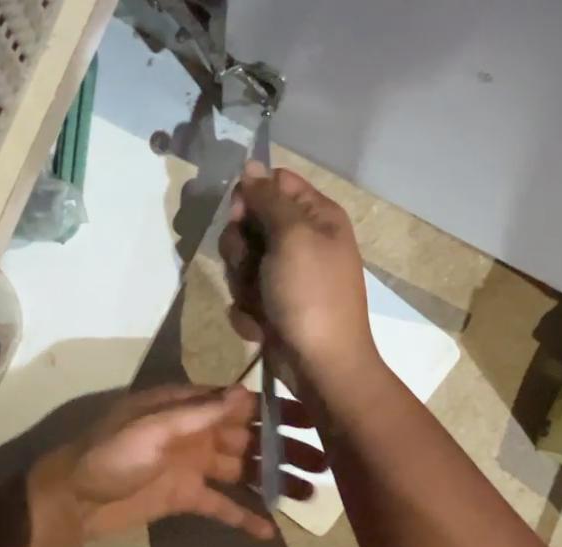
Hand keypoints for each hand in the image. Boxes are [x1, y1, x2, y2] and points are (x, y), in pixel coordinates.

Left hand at [37, 385, 325, 540]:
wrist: (72, 501)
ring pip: (243, 472)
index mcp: (189, 409)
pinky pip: (222, 506)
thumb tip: (245, 393)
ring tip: (309, 497)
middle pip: (250, 439)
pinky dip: (245, 516)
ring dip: (274, 482)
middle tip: (325, 463)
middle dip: (286, 449)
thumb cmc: (109, 456)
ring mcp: (194, 467)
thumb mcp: (152, 430)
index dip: (278, 410)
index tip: (316, 416)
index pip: (242, 405)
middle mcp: (197, 434)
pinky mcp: (186, 497)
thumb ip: (199, 415)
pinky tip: (271, 531)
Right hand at [220, 161, 377, 374]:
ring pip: (241, 263)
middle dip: (241, 248)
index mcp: (318, 217)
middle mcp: (302, 242)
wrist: (321, 364)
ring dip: (242, 284)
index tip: (241, 216)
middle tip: (250, 265)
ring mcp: (286, 278)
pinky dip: (247, 312)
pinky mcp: (273, 308)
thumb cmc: (311, 295)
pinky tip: (261, 325)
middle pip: (250, 224)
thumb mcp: (293, 236)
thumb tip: (251, 166)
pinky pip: (243, 297)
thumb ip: (269, 199)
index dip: (251, 196)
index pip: (274, 184)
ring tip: (259, 303)